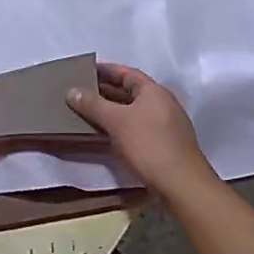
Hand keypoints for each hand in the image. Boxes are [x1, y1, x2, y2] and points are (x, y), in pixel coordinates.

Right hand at [66, 63, 217, 190]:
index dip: (105, 70)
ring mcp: (165, 124)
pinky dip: (119, 124)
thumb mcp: (116, 121)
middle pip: (130, 90)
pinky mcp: (163, 143)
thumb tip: (72, 91)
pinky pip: (136, 125)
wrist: (181, 183)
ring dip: (111, 108)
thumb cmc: (148, 144)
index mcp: (154, 91)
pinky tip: (104, 132)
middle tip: (80, 90)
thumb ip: (93, 104)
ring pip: (132, 109)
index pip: (126, 72)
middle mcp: (162, 103)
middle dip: (105, 90)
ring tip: (86, 110)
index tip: (84, 70)